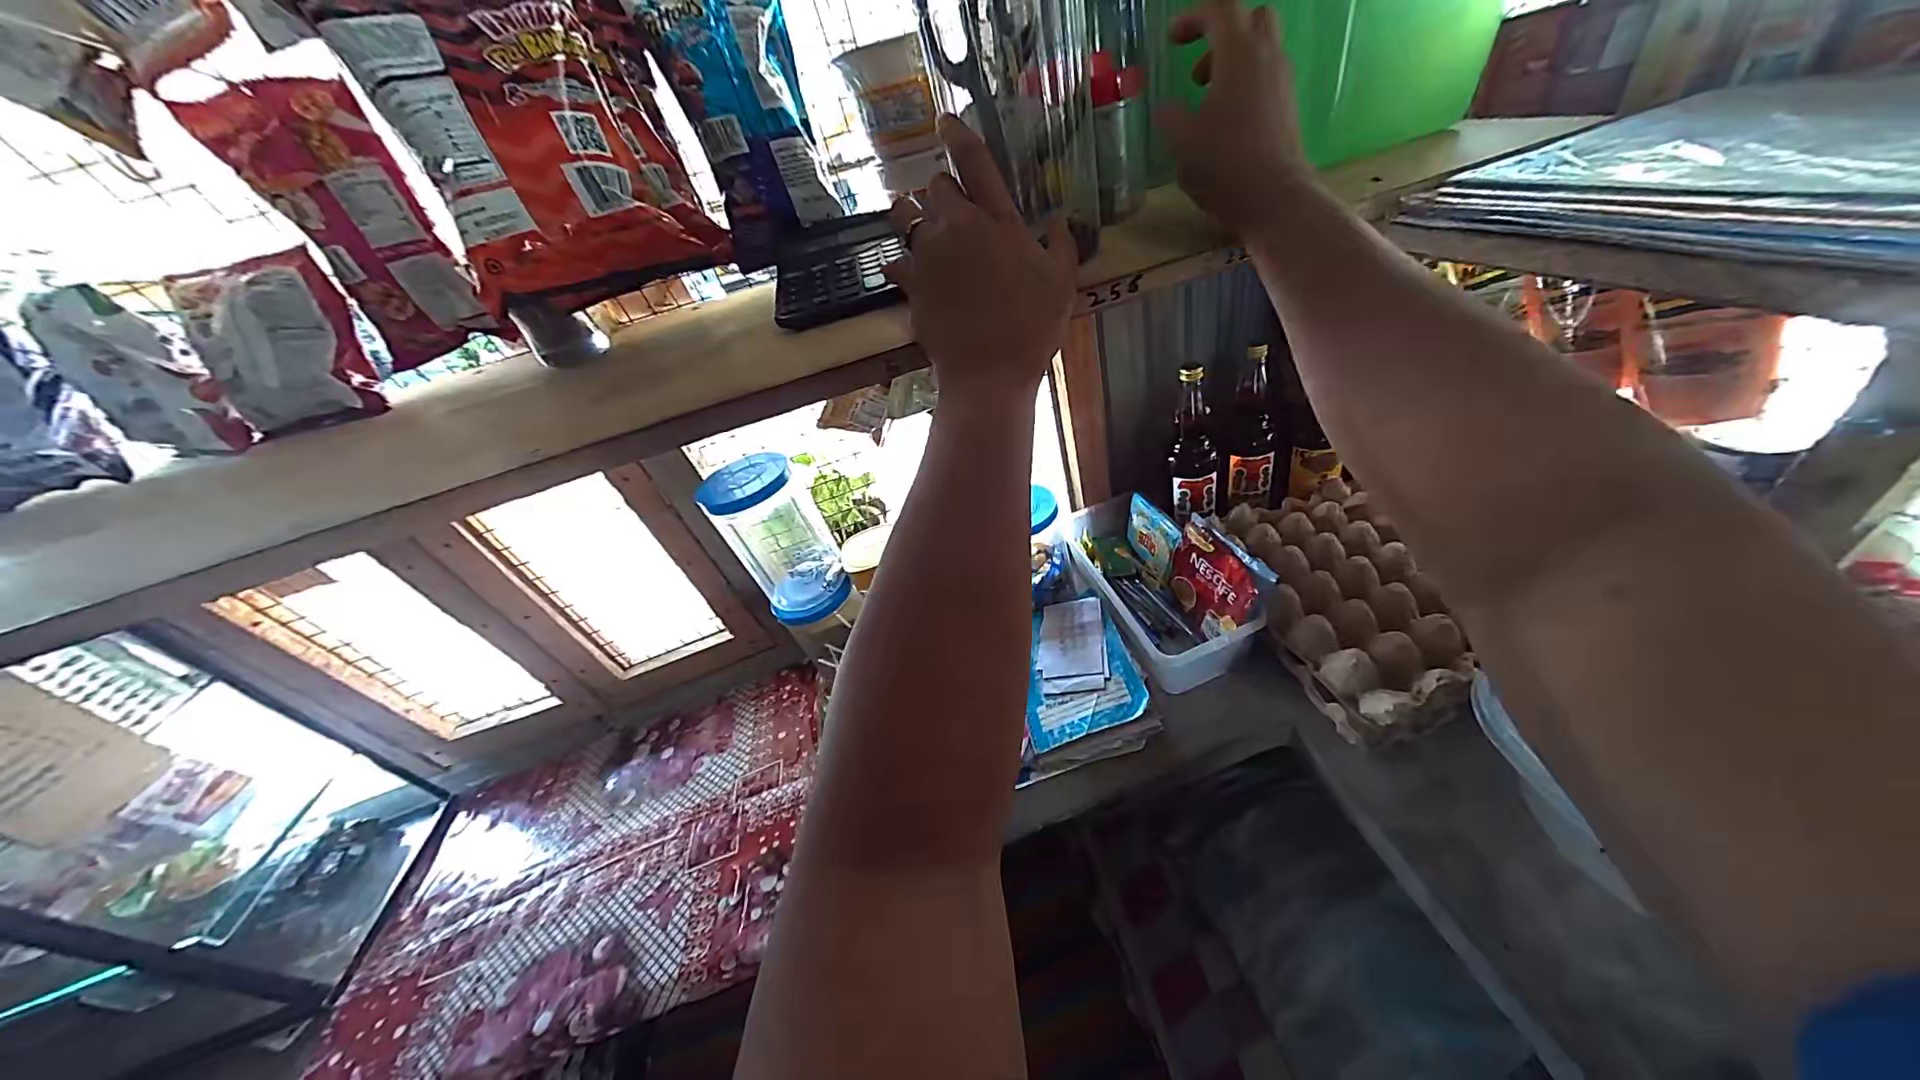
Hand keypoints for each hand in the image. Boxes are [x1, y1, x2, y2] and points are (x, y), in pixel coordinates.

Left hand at [884, 115, 1074, 402]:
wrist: (988, 373)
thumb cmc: (1031, 328)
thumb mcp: (1062, 284)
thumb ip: (1061, 246)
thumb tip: (1060, 223)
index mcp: (997, 222)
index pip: (975, 165)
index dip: (959, 137)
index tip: (945, 121)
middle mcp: (956, 230)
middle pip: (934, 188)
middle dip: (940, 191)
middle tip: (951, 209)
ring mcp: (928, 257)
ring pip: (905, 218)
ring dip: (912, 217)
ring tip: (919, 228)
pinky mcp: (911, 286)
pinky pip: (896, 262)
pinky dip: (902, 264)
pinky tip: (910, 272)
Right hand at [1160, 0, 1314, 232]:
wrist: (1272, 196)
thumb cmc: (1223, 163)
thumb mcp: (1182, 141)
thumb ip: (1170, 116)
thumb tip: (1166, 108)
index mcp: (1239, 53)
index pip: (1220, 8)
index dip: (1192, 17)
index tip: (1172, 41)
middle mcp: (1267, 56)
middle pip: (1250, 18)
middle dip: (1220, 34)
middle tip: (1196, 69)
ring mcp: (1282, 80)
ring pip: (1260, 48)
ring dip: (1231, 62)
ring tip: (1205, 101)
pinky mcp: (1287, 106)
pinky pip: (1266, 77)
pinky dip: (1243, 85)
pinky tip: (1223, 122)